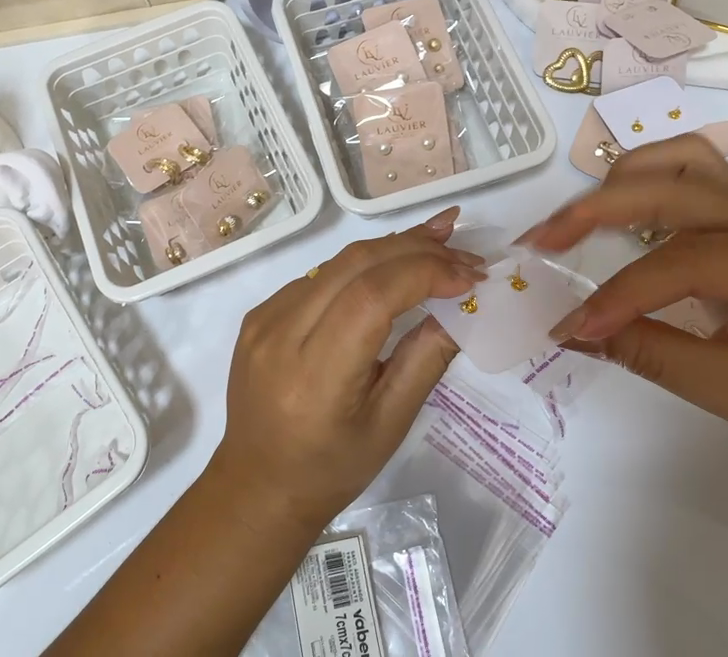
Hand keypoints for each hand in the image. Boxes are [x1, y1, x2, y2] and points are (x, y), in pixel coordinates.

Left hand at [212, 208, 480, 528]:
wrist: (257, 485)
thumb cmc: (331, 469)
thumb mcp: (390, 425)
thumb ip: (424, 361)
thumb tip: (461, 306)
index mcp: (315, 374)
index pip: (372, 297)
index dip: (424, 274)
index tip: (470, 277)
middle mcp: (281, 334)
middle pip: (354, 265)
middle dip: (416, 249)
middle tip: (464, 251)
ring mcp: (264, 319)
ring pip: (336, 263)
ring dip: (392, 249)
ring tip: (439, 242)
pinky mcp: (259, 314)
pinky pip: (318, 277)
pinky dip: (361, 266)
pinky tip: (393, 265)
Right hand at [525, 136, 727, 464]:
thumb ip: (650, 354)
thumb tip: (572, 331)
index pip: (681, 262)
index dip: (619, 292)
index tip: (571, 326)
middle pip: (671, 187)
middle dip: (598, 210)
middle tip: (542, 242)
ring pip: (681, 160)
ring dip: (622, 180)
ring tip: (576, 218)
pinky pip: (688, 175)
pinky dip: (644, 183)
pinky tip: (616, 211)